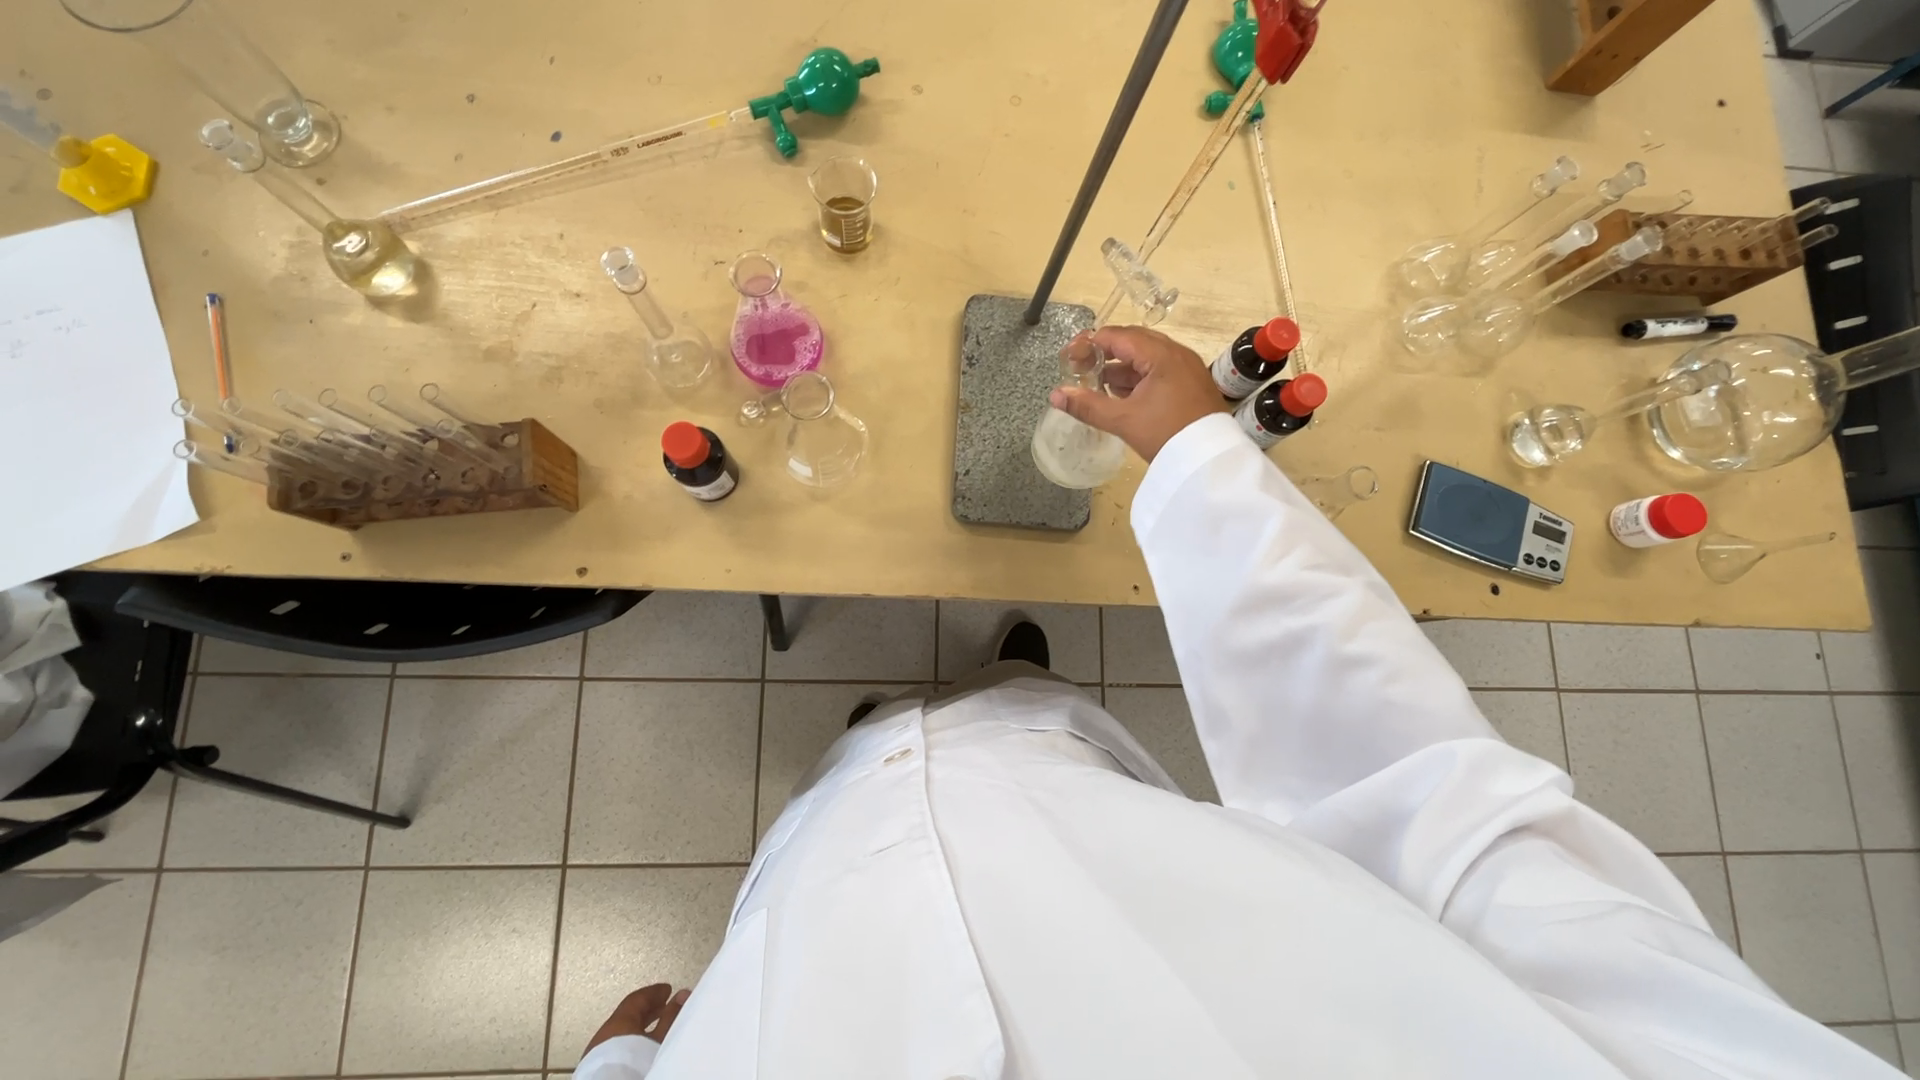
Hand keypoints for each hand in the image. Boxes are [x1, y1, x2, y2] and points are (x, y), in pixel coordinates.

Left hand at [584, 984, 689, 1054]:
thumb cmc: (637, 1064)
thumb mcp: (661, 1039)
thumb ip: (671, 1015)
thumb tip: (682, 995)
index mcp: (618, 1022)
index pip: (636, 999)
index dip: (654, 993)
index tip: (667, 991)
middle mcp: (604, 1035)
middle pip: (628, 1016)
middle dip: (648, 1010)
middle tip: (665, 1006)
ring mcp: (599, 1053)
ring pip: (622, 1033)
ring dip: (640, 1027)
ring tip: (658, 1028)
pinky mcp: (600, 1068)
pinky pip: (617, 1047)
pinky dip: (631, 1042)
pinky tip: (643, 1049)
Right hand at [1048, 325, 1227, 461]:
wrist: (1209, 462)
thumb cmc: (1166, 434)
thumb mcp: (1123, 420)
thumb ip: (1087, 405)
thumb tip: (1056, 396)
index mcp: (1160, 355)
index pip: (1118, 336)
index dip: (1090, 343)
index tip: (1069, 356)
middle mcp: (1176, 354)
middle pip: (1133, 343)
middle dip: (1104, 354)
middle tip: (1081, 369)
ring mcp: (1186, 369)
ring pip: (1146, 358)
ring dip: (1120, 368)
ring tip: (1097, 385)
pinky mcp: (1191, 385)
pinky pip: (1159, 371)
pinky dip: (1138, 379)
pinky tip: (1122, 396)